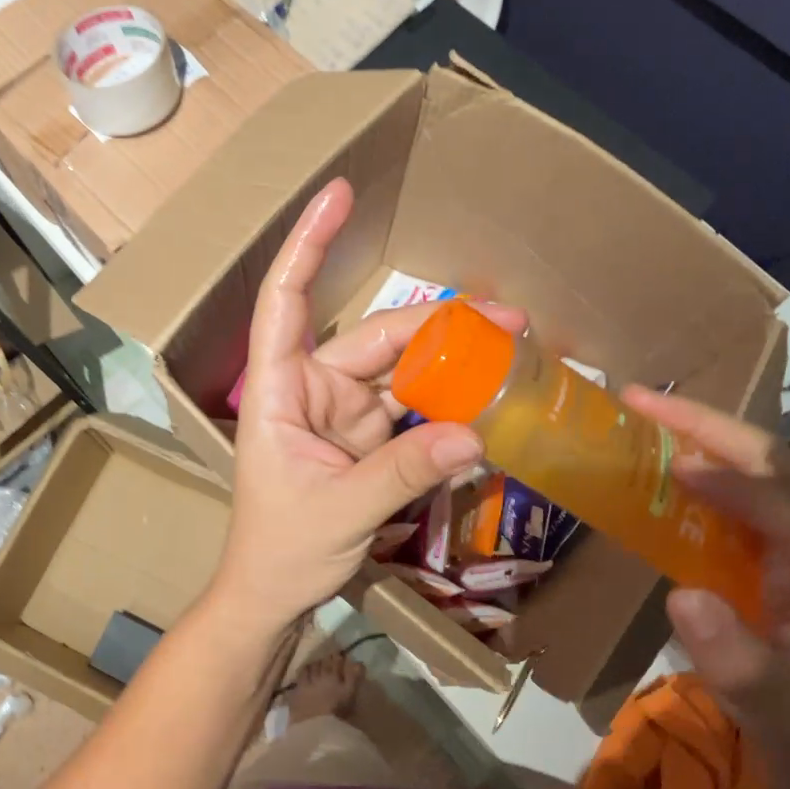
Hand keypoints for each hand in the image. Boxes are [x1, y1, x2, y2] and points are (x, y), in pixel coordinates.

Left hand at [211, 179, 527, 629]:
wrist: (274, 595)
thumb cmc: (281, 549)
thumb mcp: (340, 510)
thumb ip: (405, 472)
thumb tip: (478, 433)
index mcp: (281, 388)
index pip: (287, 300)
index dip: (309, 244)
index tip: (339, 193)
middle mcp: (313, 387)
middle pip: (378, 338)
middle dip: (439, 325)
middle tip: (508, 319)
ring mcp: (346, 412)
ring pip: (405, 370)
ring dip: (455, 361)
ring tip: (514, 350)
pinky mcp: (371, 439)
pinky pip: (417, 409)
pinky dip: (452, 404)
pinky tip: (492, 397)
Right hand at [622, 386, 789, 761]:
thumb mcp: (768, 699)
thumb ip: (732, 655)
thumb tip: (684, 596)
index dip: (739, 486)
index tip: (679, 466)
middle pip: (777, 463)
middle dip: (710, 427)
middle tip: (641, 399)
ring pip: (756, 460)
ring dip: (698, 430)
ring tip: (640, 405)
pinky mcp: (777, 530)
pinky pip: (738, 480)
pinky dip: (695, 454)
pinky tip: (655, 441)